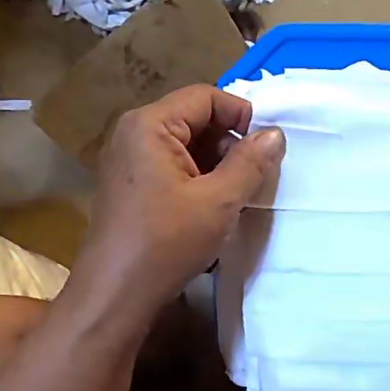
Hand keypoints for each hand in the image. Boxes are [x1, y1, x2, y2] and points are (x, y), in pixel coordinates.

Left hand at [73, 85, 283, 322]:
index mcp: (148, 125)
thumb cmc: (165, 243)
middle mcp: (131, 133)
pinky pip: (168, 166)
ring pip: (182, 145)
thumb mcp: (218, 202)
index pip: (204, 96)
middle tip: (252, 175)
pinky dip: (194, 178)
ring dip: (214, 163)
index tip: (265, 147)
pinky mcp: (128, 186)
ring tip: (234, 195)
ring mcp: (126, 160)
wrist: (114, 293)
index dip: (240, 114)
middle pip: (192, 118)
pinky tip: (210, 208)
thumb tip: (274, 135)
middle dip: (227, 141)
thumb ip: (250, 163)